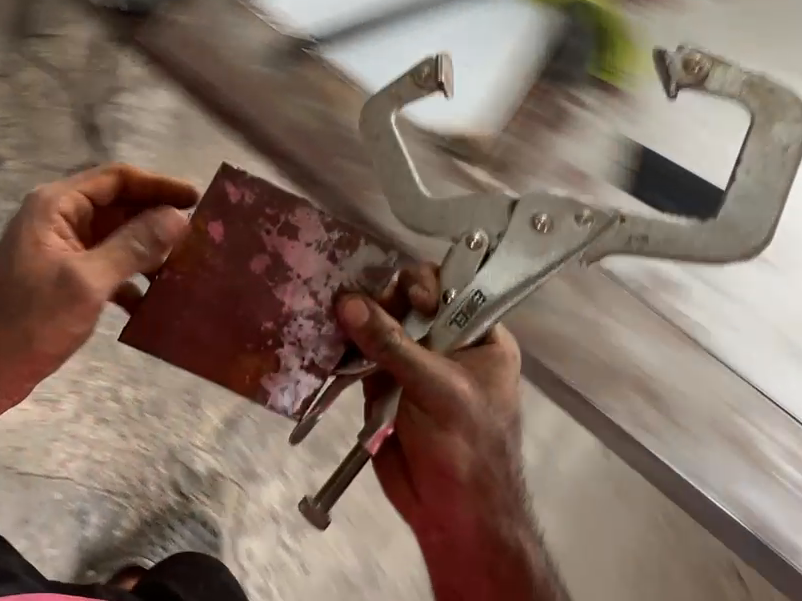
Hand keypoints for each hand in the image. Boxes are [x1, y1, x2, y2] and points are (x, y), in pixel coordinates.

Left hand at [0, 164, 198, 414]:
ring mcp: (57, 249)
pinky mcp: (60, 277)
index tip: (197, 199)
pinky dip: (127, 278)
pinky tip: (152, 301)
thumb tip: (177, 217)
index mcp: (55, 205)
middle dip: (155, 220)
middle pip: (116, 206)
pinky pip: (103, 265)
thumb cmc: (30, 320)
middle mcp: (55, 218)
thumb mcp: (87, 282)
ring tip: (184, 269)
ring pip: (112, 238)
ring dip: (145, 252)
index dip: (157, 185)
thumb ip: (133, 246)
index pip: (115, 179)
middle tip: (200, 236)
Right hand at [337, 266, 529, 552]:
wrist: (452, 516)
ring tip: (333, 313)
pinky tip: (323, 331)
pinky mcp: (380, 382)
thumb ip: (392, 343)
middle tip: (359, 307)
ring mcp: (410, 361)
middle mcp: (444, 342)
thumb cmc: (465, 448)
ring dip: (355, 317)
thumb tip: (345, 301)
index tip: (409, 301)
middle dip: (380, 297)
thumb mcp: (435, 390)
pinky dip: (341, 343)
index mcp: (478, 338)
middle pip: (405, 298)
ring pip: (377, 322)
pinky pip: (358, 350)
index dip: (424, 284)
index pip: (450, 287)